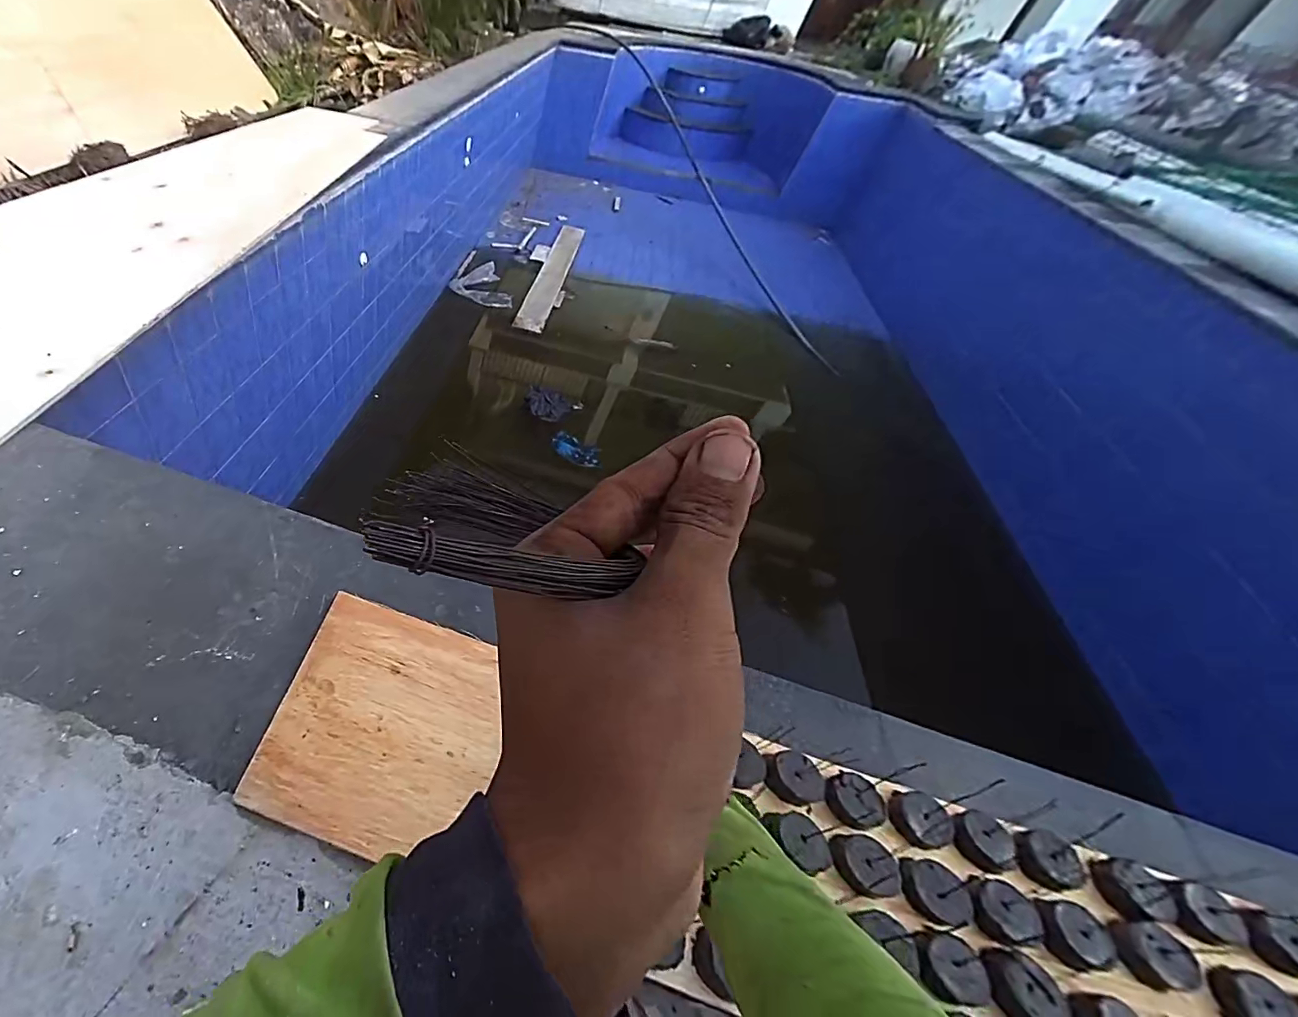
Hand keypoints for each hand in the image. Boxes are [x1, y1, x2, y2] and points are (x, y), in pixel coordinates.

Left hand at [489, 415, 762, 1016]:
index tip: (738, 429)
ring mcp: (579, 640)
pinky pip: (651, 617)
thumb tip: (729, 443)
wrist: (605, 868)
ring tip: (738, 504)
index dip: (688, 458)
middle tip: (750, 462)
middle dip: (693, 498)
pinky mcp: (608, 680)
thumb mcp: (682, 607)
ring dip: (692, 546)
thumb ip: (703, 523)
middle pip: (635, 527)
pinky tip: (714, 575)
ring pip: (645, 574)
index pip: (628, 491)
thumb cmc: (642, 725)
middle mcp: (553, 595)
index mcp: (548, 565)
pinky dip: (686, 596)